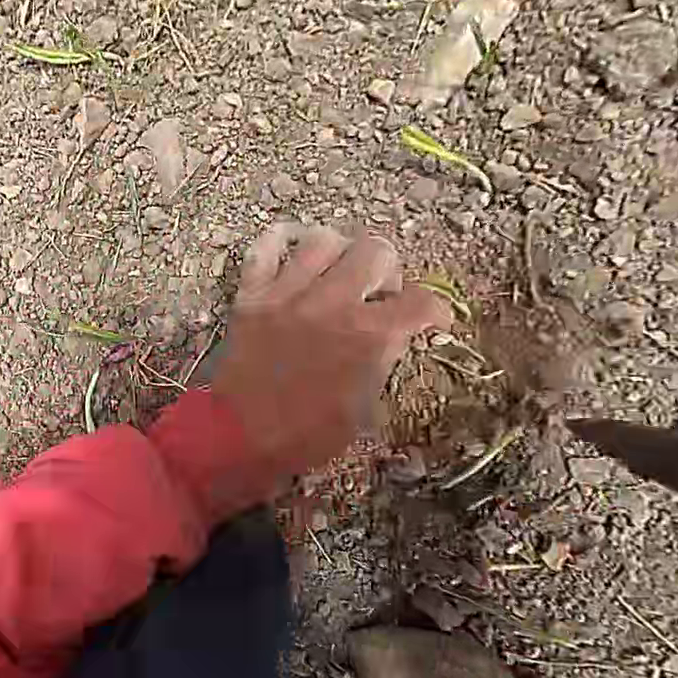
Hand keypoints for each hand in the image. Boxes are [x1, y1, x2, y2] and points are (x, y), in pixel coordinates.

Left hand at [207, 224, 451, 508]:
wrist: (240, 438)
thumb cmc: (308, 435)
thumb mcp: (364, 411)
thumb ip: (382, 363)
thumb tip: (392, 337)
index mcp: (368, 337)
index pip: (420, 302)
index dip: (436, 310)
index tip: (432, 319)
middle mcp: (333, 303)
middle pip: (376, 251)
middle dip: (389, 269)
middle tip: (381, 291)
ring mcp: (288, 293)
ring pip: (324, 240)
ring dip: (341, 252)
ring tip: (340, 270)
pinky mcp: (253, 294)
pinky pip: (265, 248)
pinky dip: (281, 242)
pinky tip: (295, 250)